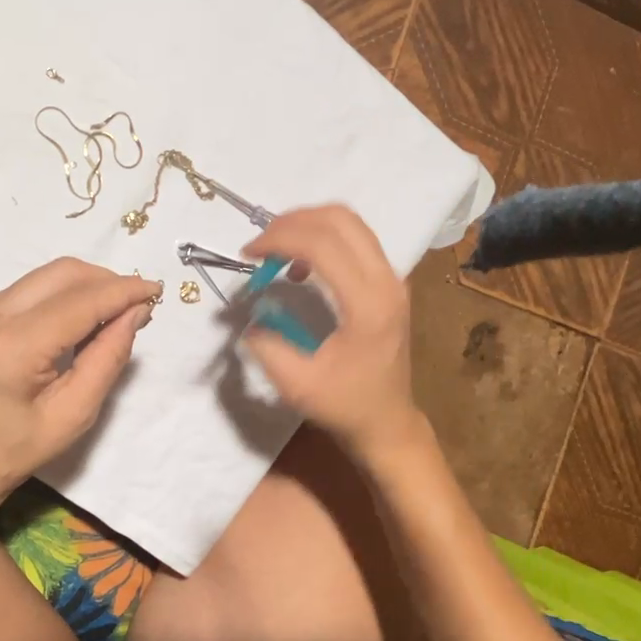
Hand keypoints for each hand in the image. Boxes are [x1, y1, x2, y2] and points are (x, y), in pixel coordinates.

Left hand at [0, 258, 159, 502]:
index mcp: (11, 348)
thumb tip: (136, 313)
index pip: (80, 302)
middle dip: (108, 282)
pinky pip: (32, 288)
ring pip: (48, 275)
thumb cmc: (17, 450)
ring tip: (117, 312)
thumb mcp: (73, 414)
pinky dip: (66, 295)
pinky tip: (84, 319)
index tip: (157, 292)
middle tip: (139, 306)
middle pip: (63, 274)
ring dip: (88, 286)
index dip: (122, 292)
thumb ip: (107, 359)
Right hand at [240, 205, 422, 454]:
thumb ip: (266, 346)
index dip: (279, 239)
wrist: (386, 421)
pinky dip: (323, 238)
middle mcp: (387, 281)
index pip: (322, 245)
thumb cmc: (344, 405)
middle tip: (259, 243)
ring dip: (308, 225)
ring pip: (350, 223)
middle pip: (340, 219)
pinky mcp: (390, 282)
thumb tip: (247, 316)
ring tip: (275, 248)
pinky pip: (357, 239)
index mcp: (368, 305)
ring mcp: (393, 278)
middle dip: (292, 222)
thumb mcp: (296, 384)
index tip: (248, 254)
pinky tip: (300, 266)